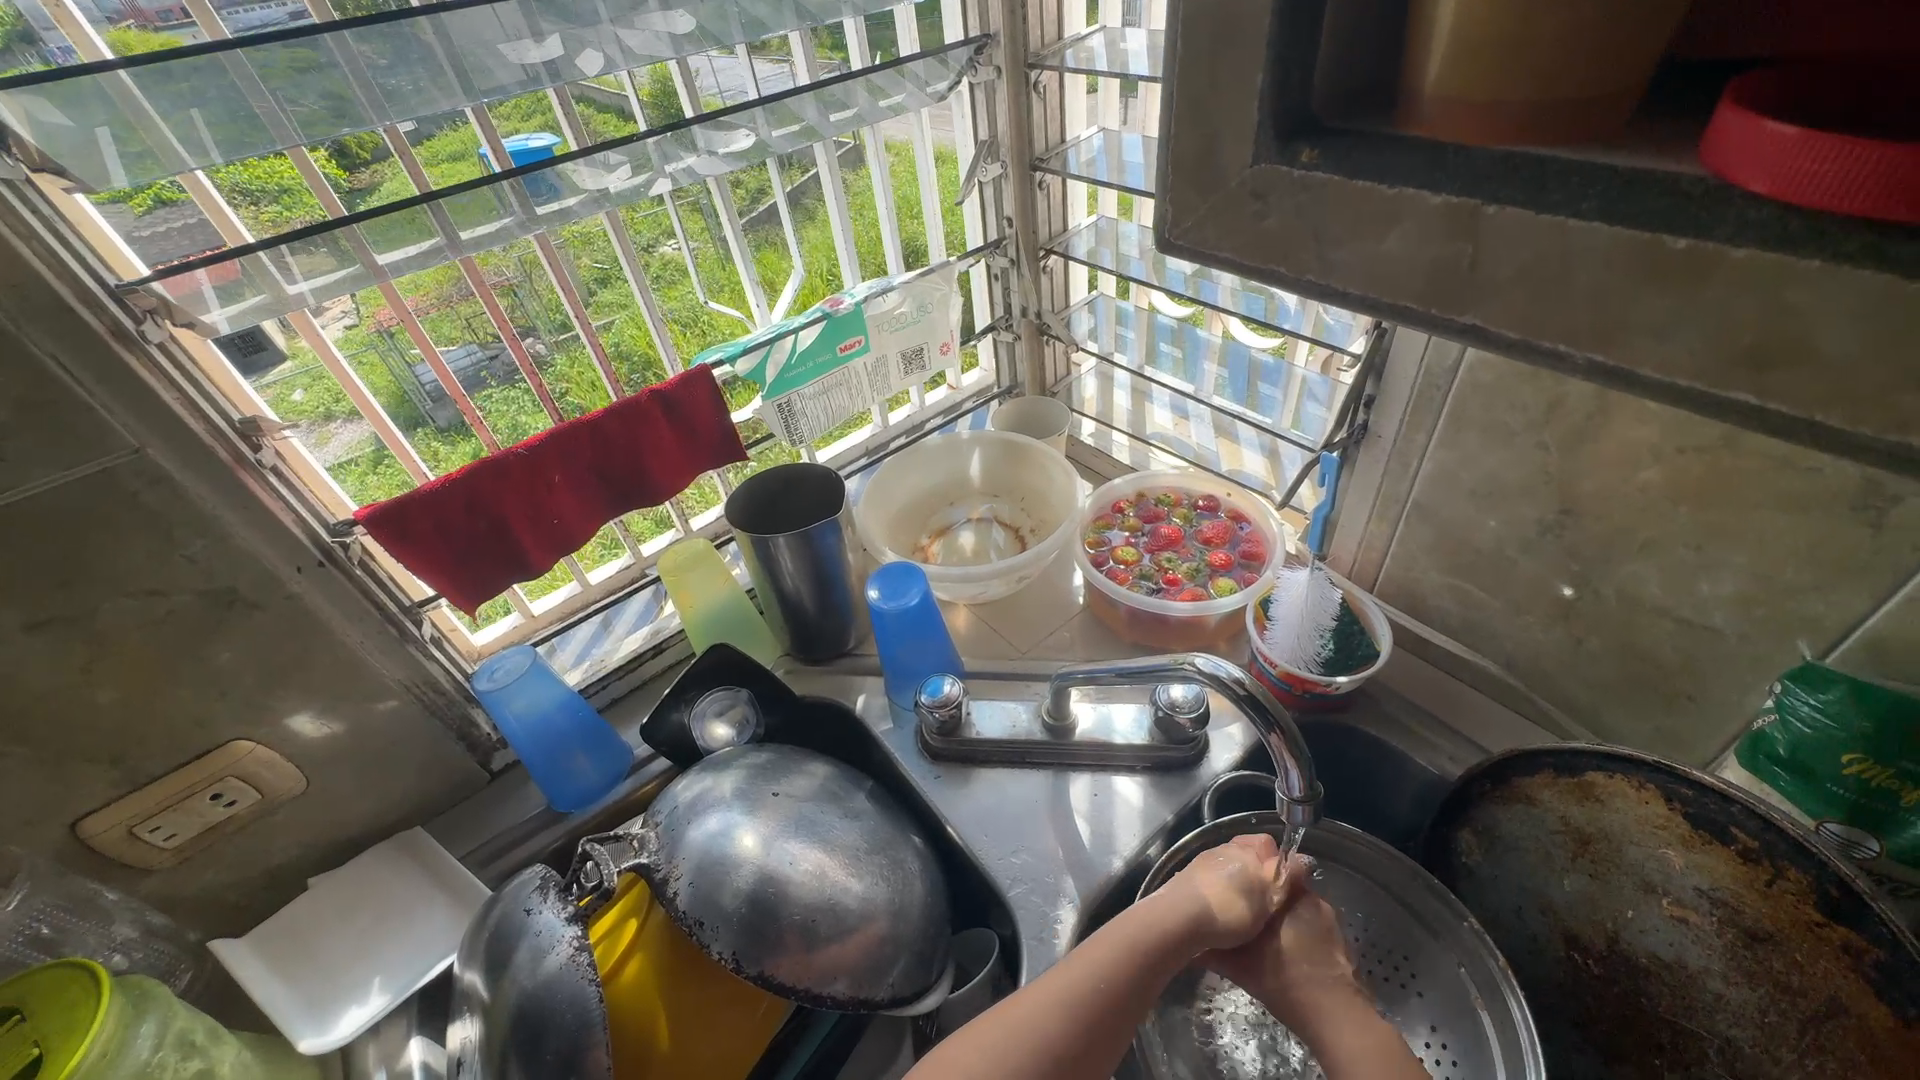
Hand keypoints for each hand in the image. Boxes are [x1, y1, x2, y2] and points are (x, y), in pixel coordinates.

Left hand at [1152, 834, 1285, 951]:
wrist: (1181, 917)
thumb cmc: (1231, 909)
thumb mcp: (1269, 897)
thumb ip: (1285, 876)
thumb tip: (1301, 860)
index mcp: (1245, 850)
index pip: (1266, 842)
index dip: (1277, 860)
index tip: (1280, 884)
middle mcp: (1223, 848)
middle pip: (1246, 854)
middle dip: (1255, 872)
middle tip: (1263, 900)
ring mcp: (1203, 861)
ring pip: (1227, 866)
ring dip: (1235, 881)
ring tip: (1241, 909)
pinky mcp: (1187, 876)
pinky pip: (1211, 878)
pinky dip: (1218, 890)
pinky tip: (1219, 910)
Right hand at [1205, 854, 1360, 1023]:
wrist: (1330, 1013)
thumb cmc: (1281, 978)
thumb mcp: (1238, 965)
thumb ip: (1216, 949)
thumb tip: (1195, 946)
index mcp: (1286, 894)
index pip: (1269, 868)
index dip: (1254, 875)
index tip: (1240, 884)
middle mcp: (1309, 898)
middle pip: (1283, 888)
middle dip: (1267, 898)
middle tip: (1248, 912)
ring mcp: (1328, 917)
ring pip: (1298, 907)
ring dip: (1284, 915)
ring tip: (1267, 933)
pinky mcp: (1339, 938)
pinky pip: (1313, 924)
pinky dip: (1301, 931)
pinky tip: (1288, 950)